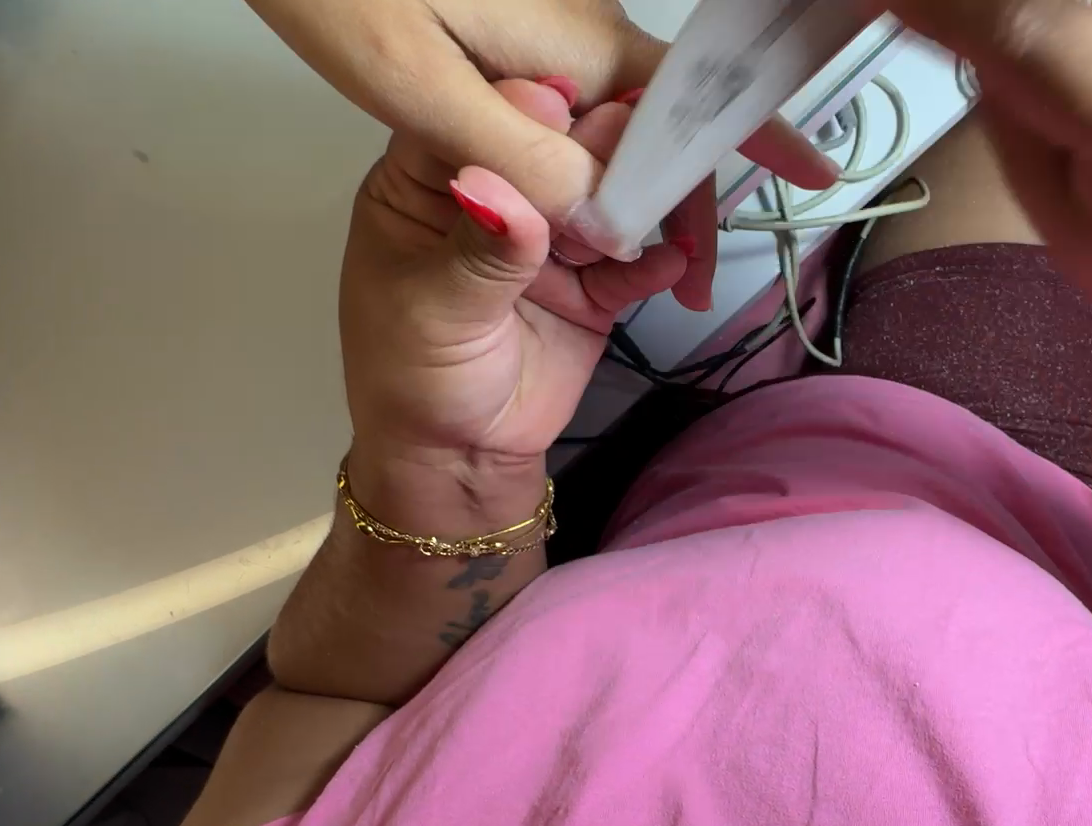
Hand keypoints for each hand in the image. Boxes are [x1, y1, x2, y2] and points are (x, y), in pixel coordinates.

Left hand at [339, 79, 677, 479]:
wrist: (463, 453)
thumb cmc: (414, 376)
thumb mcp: (433, 308)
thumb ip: (481, 251)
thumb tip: (503, 188)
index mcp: (436, 181)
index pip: (485, 123)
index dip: (531, 112)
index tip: (576, 106)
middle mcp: (502, 201)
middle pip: (560, 158)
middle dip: (602, 154)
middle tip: (648, 143)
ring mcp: (553, 246)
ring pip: (605, 206)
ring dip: (640, 203)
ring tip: (673, 200)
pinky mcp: (595, 290)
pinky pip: (632, 268)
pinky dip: (657, 263)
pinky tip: (677, 263)